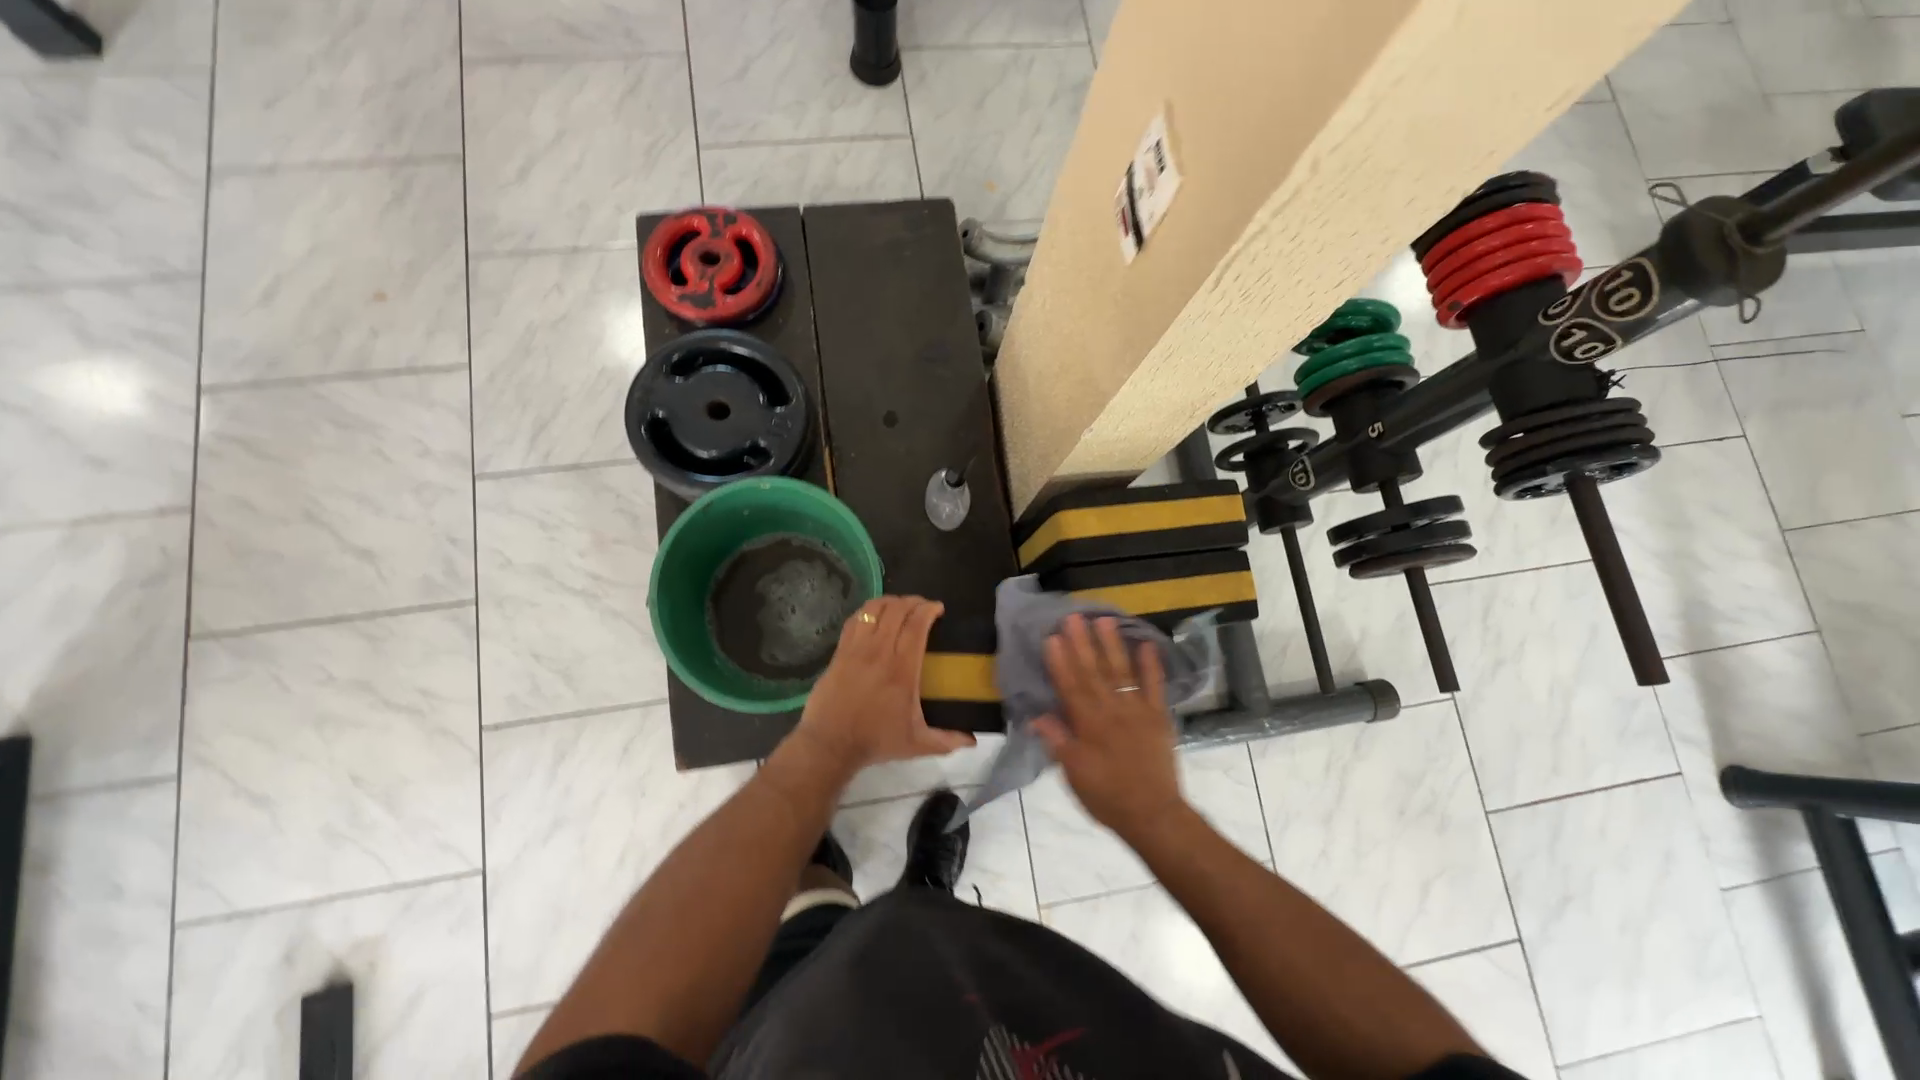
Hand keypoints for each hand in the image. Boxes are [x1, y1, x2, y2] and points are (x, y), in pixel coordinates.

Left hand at [792, 595, 976, 771]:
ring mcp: (855, 650)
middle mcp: (878, 652)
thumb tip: (973, 742)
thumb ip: (947, 740)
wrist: (830, 744)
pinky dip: (868, 612)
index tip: (938, 608)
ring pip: (873, 610)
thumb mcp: (917, 744)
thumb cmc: (875, 741)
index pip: (916, 625)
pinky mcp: (839, 653)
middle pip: (896, 610)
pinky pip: (854, 621)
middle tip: (923, 607)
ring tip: (900, 607)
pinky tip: (874, 617)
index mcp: (902, 669)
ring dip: (890, 602)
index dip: (928, 609)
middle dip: (913, 601)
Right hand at [1032, 615, 1184, 840]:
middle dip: (1081, 643)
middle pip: (1093, 672)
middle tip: (1073, 616)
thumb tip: (1038, 716)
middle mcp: (1111, 711)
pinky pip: (1154, 686)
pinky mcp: (1158, 717)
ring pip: (1121, 672)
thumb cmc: (1106, 797)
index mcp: (1087, 725)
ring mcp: (1137, 711)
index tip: (1052, 636)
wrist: (1152, 813)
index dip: (1060, 661)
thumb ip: (1058, 741)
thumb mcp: (1073, 773)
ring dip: (1112, 645)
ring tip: (1104, 620)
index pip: (1069, 686)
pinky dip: (1151, 665)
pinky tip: (1146, 645)